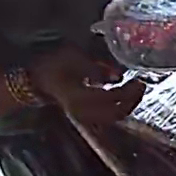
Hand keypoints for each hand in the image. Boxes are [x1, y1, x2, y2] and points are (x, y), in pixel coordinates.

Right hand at [28, 46, 145, 124]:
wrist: (36, 81)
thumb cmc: (53, 65)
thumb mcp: (75, 58)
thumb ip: (98, 67)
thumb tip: (118, 76)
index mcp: (81, 97)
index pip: (113, 99)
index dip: (128, 92)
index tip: (139, 81)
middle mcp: (85, 112)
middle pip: (117, 113)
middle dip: (132, 101)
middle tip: (140, 86)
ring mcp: (85, 117)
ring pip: (113, 117)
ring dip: (127, 105)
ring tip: (133, 91)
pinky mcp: (85, 117)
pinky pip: (107, 117)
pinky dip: (118, 108)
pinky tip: (121, 96)